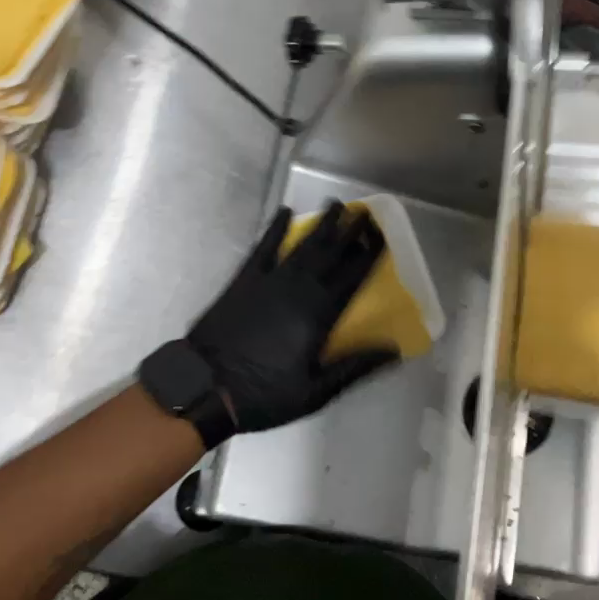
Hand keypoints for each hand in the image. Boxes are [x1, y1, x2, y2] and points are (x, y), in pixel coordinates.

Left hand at [188, 203, 399, 432]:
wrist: (204, 387)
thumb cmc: (263, 394)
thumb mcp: (315, 392)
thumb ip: (355, 367)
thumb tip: (394, 350)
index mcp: (318, 316)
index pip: (351, 278)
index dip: (369, 255)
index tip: (382, 236)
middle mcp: (297, 290)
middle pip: (329, 255)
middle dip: (349, 233)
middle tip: (365, 213)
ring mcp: (268, 282)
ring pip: (301, 246)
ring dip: (320, 225)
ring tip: (336, 205)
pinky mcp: (243, 281)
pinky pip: (263, 248)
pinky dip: (274, 230)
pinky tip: (284, 212)